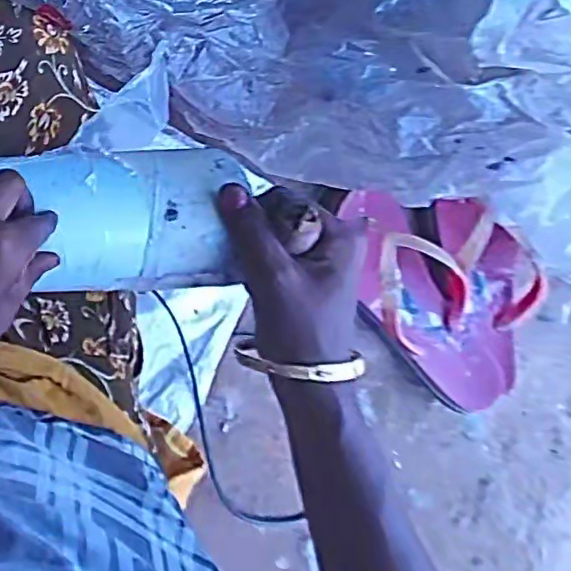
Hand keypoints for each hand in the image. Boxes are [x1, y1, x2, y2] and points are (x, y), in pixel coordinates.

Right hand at [217, 183, 364, 363]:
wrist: (306, 380)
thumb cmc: (298, 329)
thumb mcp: (273, 277)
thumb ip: (252, 232)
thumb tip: (230, 189)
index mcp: (340, 232)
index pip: (285, 199)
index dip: (258, 215)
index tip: (243, 243)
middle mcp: (336, 237)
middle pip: (279, 214)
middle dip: (254, 231)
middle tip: (245, 260)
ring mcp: (321, 256)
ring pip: (273, 233)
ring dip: (252, 246)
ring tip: (245, 270)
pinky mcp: (305, 272)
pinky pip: (274, 250)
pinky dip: (257, 259)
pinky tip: (248, 277)